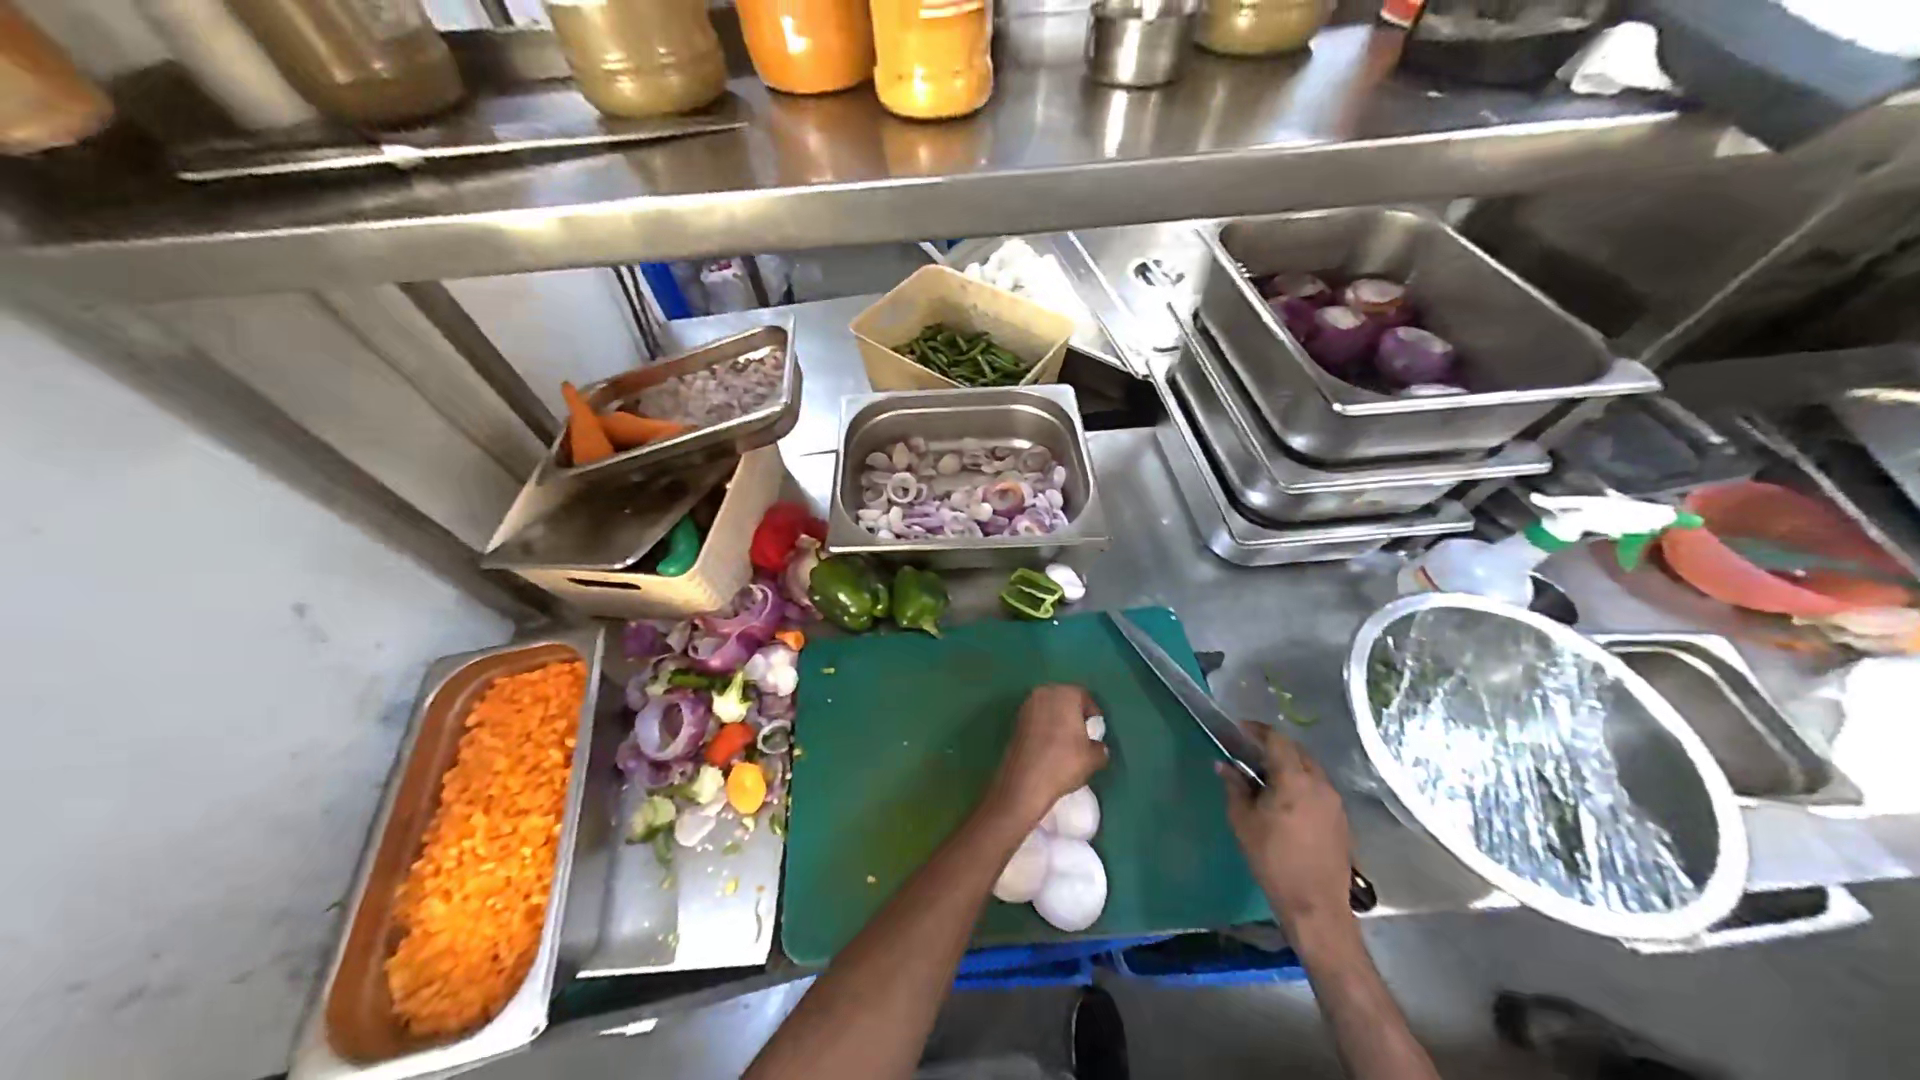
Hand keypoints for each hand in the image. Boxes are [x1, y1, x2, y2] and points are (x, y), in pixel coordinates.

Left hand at [988, 684, 1108, 826]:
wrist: (1025, 781)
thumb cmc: (1064, 762)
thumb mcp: (1094, 758)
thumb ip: (1100, 748)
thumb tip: (1098, 748)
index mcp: (1065, 694)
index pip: (1084, 696)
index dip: (1092, 713)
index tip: (1095, 731)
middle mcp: (1044, 693)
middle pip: (1064, 698)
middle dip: (1074, 713)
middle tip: (1082, 734)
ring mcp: (1026, 706)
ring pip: (1048, 708)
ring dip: (1057, 720)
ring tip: (1065, 742)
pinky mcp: (1015, 721)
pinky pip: (1036, 719)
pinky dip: (1043, 727)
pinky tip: (1048, 746)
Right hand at [1220, 723, 1353, 930]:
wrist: (1315, 904)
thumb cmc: (1272, 859)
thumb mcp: (1243, 821)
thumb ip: (1234, 787)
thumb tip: (1224, 765)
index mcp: (1294, 779)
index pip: (1277, 740)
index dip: (1258, 730)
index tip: (1240, 729)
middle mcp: (1320, 783)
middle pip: (1297, 751)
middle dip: (1274, 746)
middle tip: (1250, 752)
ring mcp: (1335, 802)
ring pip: (1310, 769)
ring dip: (1289, 765)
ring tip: (1266, 775)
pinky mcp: (1341, 819)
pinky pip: (1319, 788)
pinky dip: (1301, 783)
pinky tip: (1286, 800)